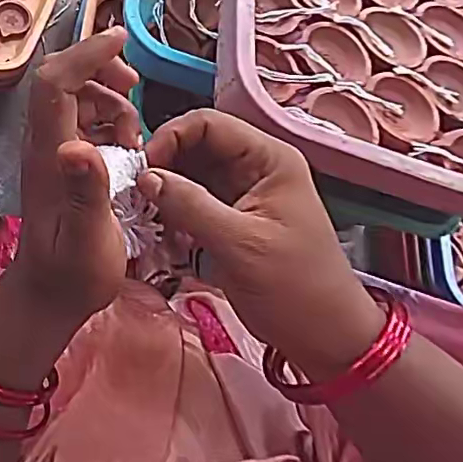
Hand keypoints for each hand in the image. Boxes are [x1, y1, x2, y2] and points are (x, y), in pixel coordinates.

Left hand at [2, 27, 142, 328]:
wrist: (50, 293)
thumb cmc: (71, 271)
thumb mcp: (87, 237)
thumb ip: (85, 193)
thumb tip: (78, 147)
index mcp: (48, 153)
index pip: (56, 83)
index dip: (85, 54)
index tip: (121, 38)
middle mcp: (45, 143)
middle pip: (61, 79)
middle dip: (99, 68)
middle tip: (134, 85)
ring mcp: (52, 151)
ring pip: (75, 97)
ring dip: (109, 98)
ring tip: (134, 133)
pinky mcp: (62, 162)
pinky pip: (83, 121)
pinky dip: (108, 120)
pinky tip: (126, 146)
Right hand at [140, 109, 384, 374]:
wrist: (324, 338)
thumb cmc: (297, 288)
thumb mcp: (240, 244)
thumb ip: (190, 206)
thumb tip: (145, 177)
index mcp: (268, 159)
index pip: (209, 124)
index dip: (172, 136)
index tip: (145, 166)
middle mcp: (252, 167)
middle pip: (193, 144)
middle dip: (163, 163)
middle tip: (138, 191)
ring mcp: (238, 191)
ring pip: (186, 170)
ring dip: (163, 187)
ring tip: (146, 211)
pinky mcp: (226, 215)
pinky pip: (188, 197)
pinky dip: (170, 207)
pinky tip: (160, 227)